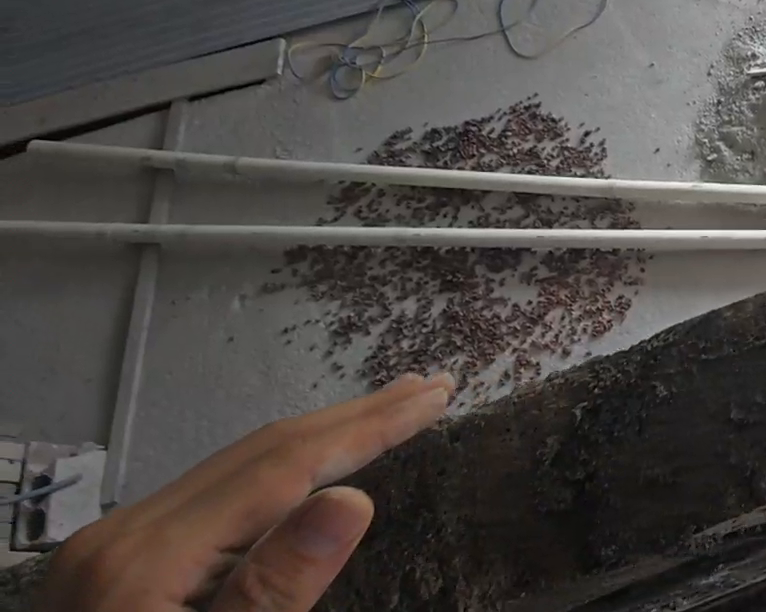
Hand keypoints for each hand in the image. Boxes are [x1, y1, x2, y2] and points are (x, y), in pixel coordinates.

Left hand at [36, 373, 451, 611]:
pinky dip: (293, 455)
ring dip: (332, 427)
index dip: (373, 426)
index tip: (440, 397)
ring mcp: (118, 541)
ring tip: (397, 403)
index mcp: (150, 558)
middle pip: (270, 447)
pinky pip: (229, 481)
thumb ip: (274, 590)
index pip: (290, 462)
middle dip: (362, 412)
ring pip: (249, 457)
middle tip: (437, 384)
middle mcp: (128, 531)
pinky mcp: (121, 555)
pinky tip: (321, 452)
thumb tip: (355, 497)